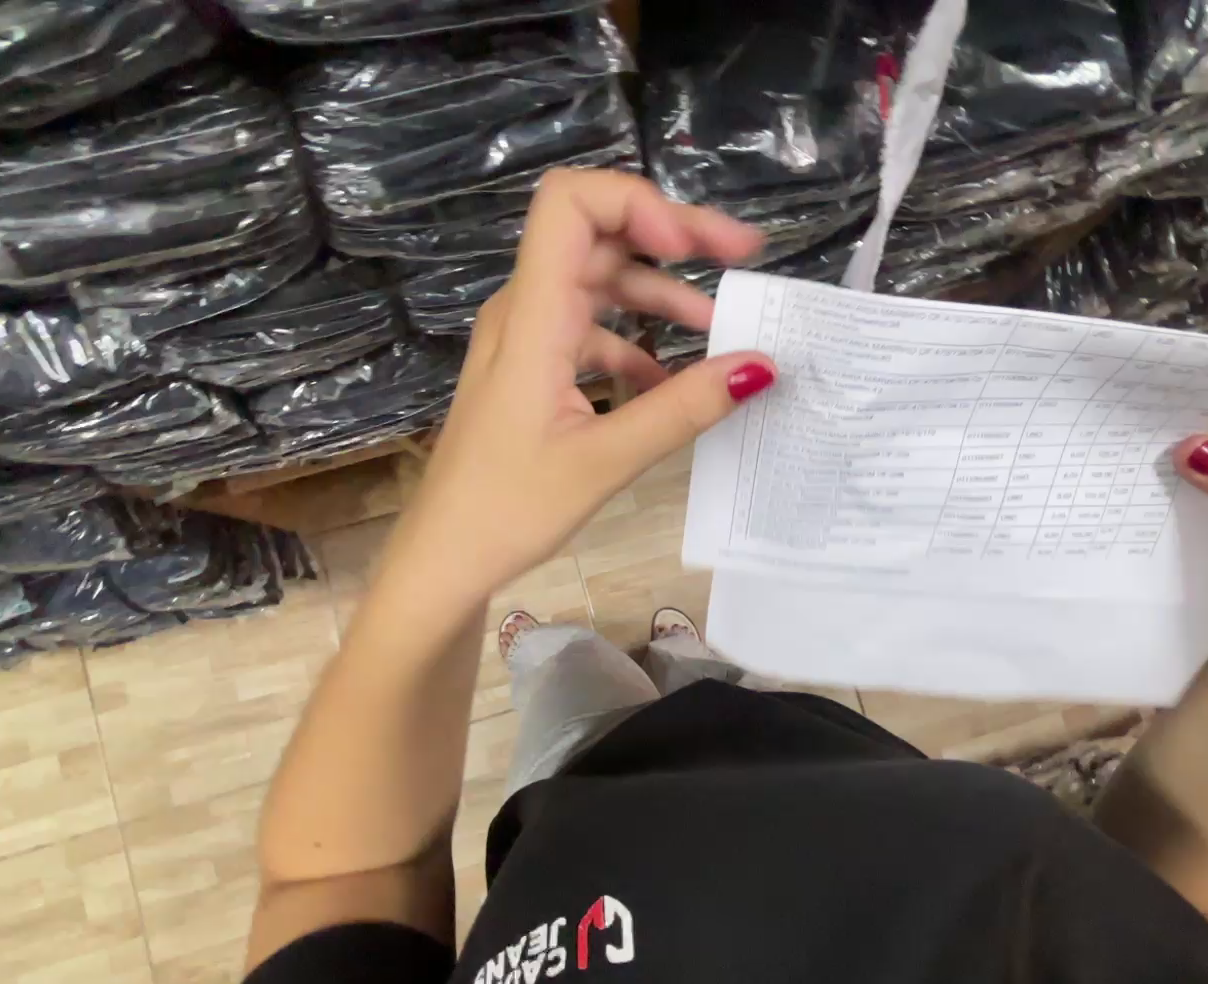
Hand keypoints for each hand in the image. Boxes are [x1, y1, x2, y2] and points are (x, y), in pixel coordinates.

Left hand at [381, 169, 776, 600]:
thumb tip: (761, 366)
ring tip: (718, 327)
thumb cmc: (509, 509)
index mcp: (532, 318)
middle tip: (743, 257)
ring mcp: (526, 341)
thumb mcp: (604, 461)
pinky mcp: (532, 370)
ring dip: (660, 297)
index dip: (637, 203)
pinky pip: (591, 333)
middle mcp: (525, 312)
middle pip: (599, 238)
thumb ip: (683, 410)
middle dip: (674, 240)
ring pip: (599, 286)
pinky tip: (669, 382)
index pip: (571, 204)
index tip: (695, 249)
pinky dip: (635, 344)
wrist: (446, 557)